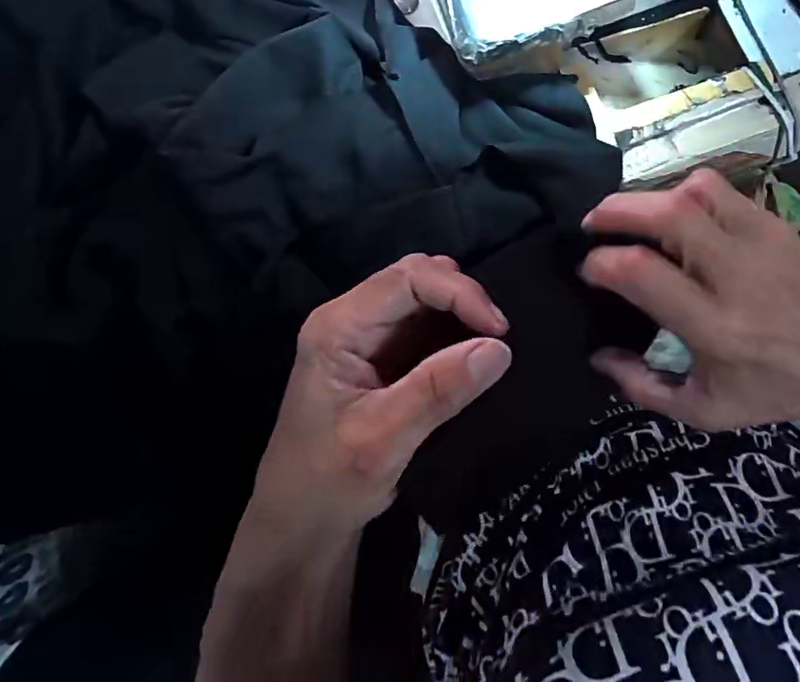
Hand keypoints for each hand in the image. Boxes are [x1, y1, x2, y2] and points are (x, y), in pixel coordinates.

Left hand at [244, 254, 512, 538]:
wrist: (301, 524)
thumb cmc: (329, 483)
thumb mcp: (384, 440)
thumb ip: (438, 390)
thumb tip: (499, 349)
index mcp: (338, 327)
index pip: (406, 279)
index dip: (458, 292)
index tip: (499, 329)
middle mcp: (349, 318)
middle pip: (414, 276)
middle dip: (461, 295)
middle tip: (499, 335)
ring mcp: (364, 334)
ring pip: (422, 295)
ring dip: (460, 310)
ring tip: (492, 341)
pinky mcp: (381, 354)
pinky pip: (424, 323)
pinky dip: (454, 329)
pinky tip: (474, 350)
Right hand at [580, 169, 799, 430]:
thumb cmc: (771, 389)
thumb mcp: (704, 411)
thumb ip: (641, 387)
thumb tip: (595, 354)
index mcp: (717, 327)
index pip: (644, 273)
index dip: (602, 262)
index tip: (588, 269)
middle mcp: (738, 276)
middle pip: (668, 215)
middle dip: (617, 209)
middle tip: (592, 221)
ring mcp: (761, 242)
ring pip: (694, 190)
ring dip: (652, 197)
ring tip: (634, 218)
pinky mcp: (773, 223)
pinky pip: (716, 188)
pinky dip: (683, 192)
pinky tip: (675, 217)